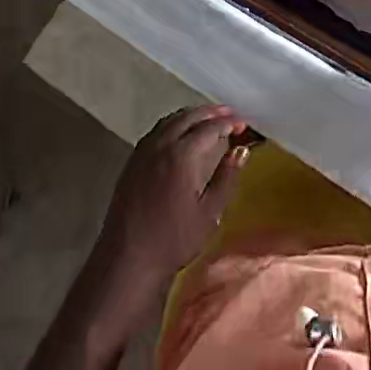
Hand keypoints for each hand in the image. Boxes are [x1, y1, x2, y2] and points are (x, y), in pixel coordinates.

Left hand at [94, 106, 249, 287]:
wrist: (129, 259)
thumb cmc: (174, 239)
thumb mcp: (209, 212)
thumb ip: (226, 177)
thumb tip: (241, 151)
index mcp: (182, 154)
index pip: (210, 127)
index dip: (228, 122)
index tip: (242, 124)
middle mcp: (161, 144)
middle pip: (188, 116)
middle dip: (210, 112)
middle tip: (229, 114)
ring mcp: (143, 151)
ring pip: (171, 120)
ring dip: (191, 115)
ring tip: (208, 119)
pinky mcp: (133, 160)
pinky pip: (157, 130)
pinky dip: (174, 123)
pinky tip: (181, 134)